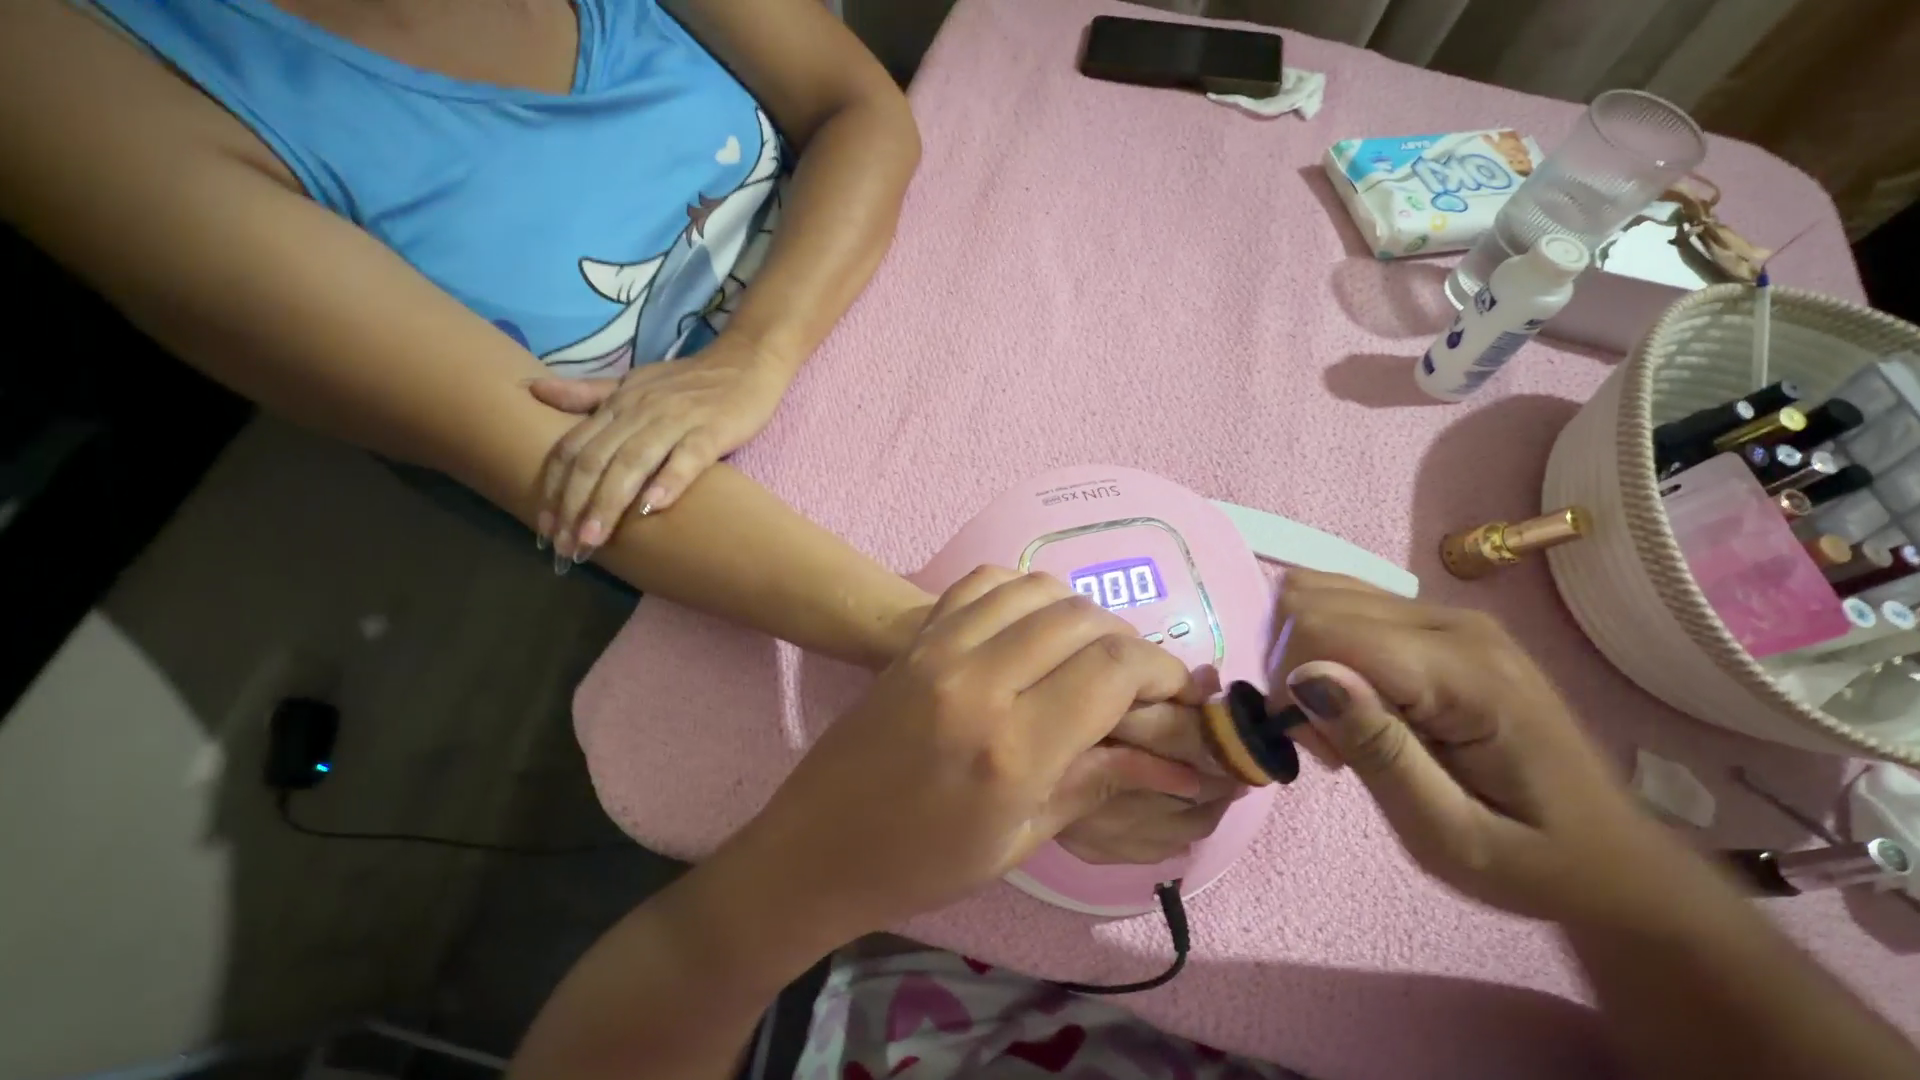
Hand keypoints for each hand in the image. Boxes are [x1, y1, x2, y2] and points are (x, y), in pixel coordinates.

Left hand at [528, 333, 792, 560]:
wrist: (746, 362)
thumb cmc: (689, 381)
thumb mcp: (633, 384)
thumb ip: (588, 394)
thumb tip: (534, 390)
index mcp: (617, 405)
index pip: (572, 447)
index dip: (553, 488)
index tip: (544, 528)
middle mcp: (639, 412)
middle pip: (596, 460)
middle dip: (574, 506)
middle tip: (564, 547)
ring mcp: (677, 420)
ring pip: (633, 462)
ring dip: (609, 502)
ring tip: (594, 539)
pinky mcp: (714, 430)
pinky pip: (688, 456)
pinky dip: (669, 481)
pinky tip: (654, 509)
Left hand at [735, 567, 1205, 937]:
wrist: (817, 849)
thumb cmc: (921, 866)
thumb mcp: (1019, 839)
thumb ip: (1098, 782)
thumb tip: (1179, 762)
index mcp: (1011, 748)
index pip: (1114, 669)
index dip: (1161, 671)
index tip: (1175, 694)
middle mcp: (978, 681)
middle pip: (1084, 620)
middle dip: (1128, 644)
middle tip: (1135, 683)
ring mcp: (939, 650)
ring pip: (1039, 589)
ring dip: (1079, 614)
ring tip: (1086, 655)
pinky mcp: (915, 639)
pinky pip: (984, 584)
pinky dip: (1024, 593)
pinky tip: (1030, 629)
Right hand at [1269, 569, 1680, 924]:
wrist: (1611, 857)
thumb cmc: (1530, 861)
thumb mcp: (1448, 836)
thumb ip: (1379, 752)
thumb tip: (1306, 675)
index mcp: (1467, 673)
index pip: (1327, 630)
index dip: (1292, 687)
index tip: (1320, 755)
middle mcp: (1456, 622)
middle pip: (1316, 603)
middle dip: (1294, 672)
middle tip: (1329, 744)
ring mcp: (1448, 614)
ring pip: (1321, 594)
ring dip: (1304, 657)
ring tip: (1341, 724)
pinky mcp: (1438, 621)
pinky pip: (1345, 604)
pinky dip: (1321, 646)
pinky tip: (1350, 698)